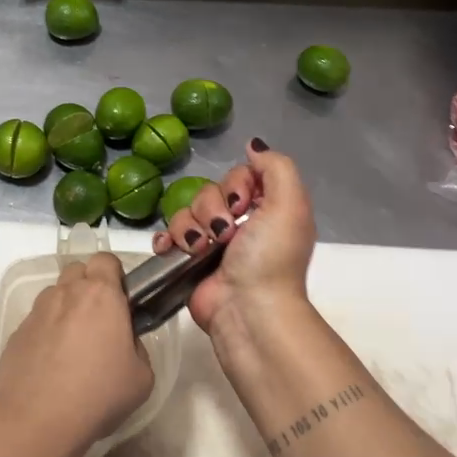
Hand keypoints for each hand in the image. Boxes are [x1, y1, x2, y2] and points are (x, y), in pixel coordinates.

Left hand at [0, 252, 153, 455]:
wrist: (37, 420)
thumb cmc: (98, 394)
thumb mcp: (142, 377)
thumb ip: (137, 349)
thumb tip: (124, 344)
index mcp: (101, 295)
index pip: (106, 260)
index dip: (115, 275)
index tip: (121, 302)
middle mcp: (66, 294)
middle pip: (77, 271)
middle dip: (88, 286)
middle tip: (99, 321)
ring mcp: (37, 312)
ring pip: (55, 295)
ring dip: (66, 308)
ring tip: (72, 347)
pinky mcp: (17, 333)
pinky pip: (37, 322)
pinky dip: (46, 333)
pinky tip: (51, 366)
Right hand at [151, 138, 315, 333]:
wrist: (248, 310)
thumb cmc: (271, 257)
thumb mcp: (290, 204)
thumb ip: (276, 167)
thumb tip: (252, 146)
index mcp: (266, 209)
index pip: (239, 175)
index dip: (235, 184)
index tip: (242, 204)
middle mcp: (239, 223)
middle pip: (208, 191)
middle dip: (212, 208)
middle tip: (225, 233)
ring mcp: (211, 243)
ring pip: (186, 211)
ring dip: (190, 227)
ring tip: (202, 250)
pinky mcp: (188, 261)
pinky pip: (168, 236)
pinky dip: (166, 240)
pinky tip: (171, 248)